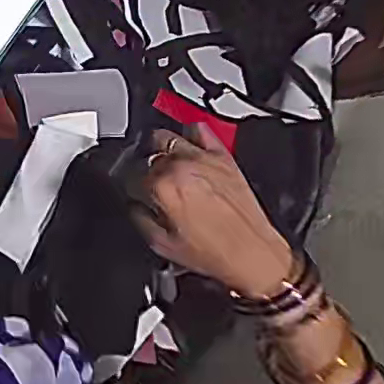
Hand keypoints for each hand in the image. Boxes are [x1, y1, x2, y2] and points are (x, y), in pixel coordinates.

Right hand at [132, 124, 294, 297]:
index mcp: (161, 187)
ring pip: (166, 138)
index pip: (130, 176)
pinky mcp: (221, 155)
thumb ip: (138, 218)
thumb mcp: (162, 245)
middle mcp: (179, 166)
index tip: (138, 196)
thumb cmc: (215, 253)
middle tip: (154, 189)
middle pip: (147, 157)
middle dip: (146, 172)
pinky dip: (189, 135)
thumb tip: (133, 204)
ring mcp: (201, 157)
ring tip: (166, 167)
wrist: (253, 255)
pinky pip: (198, 129)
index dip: (132, 189)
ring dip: (161, 151)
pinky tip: (188, 149)